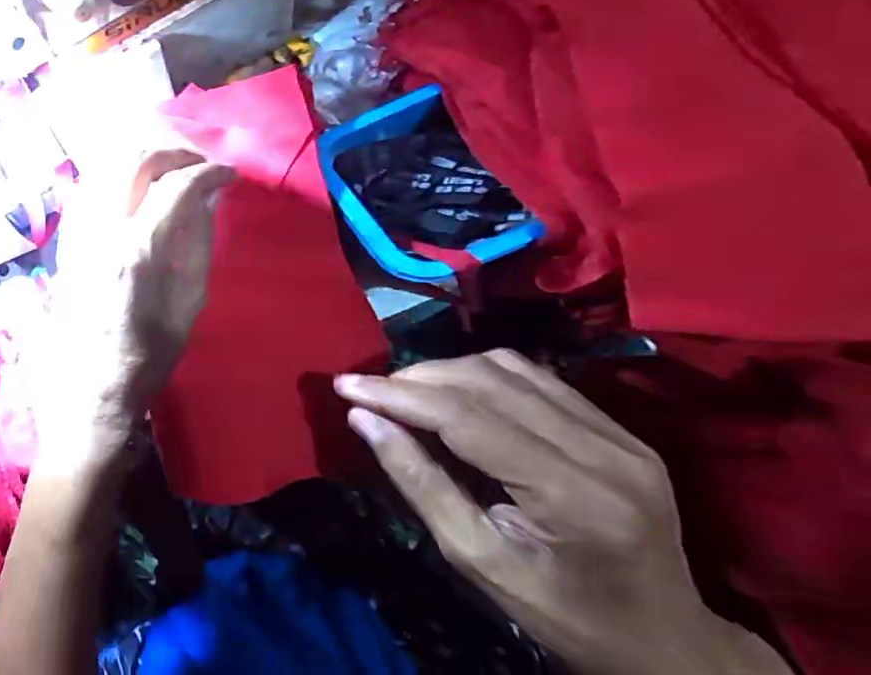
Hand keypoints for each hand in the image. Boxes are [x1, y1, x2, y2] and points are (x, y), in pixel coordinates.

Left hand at [39, 149, 234, 466]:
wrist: (88, 383)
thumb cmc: (149, 354)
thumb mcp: (189, 303)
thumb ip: (198, 242)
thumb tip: (206, 198)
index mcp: (138, 250)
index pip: (176, 186)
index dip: (208, 172)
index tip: (229, 175)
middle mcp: (101, 229)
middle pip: (134, 161)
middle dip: (172, 152)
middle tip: (198, 164)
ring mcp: (77, 229)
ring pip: (106, 166)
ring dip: (141, 159)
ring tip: (170, 170)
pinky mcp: (65, 237)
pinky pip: (90, 187)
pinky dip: (116, 175)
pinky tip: (136, 188)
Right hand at [336, 350, 789, 674]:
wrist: (668, 642)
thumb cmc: (563, 612)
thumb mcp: (476, 557)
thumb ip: (418, 481)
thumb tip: (361, 418)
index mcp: (575, 498)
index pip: (466, 417)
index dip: (396, 394)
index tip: (343, 385)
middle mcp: (606, 454)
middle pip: (485, 382)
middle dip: (413, 379)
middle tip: (369, 394)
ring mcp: (621, 437)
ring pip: (506, 367)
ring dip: (444, 371)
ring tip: (407, 394)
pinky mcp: (621, 430)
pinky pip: (533, 376)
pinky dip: (480, 375)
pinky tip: (455, 395)